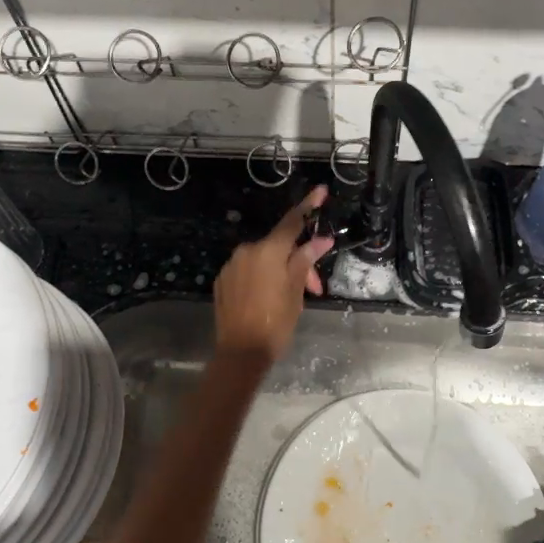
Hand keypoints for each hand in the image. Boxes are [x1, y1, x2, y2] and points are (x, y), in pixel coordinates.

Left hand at [213, 185, 333, 364]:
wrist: (241, 352)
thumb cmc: (275, 322)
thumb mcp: (296, 291)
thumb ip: (305, 260)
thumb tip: (320, 240)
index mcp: (268, 250)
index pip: (292, 221)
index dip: (308, 206)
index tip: (321, 190)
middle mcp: (246, 251)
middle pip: (279, 246)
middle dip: (298, 261)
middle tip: (314, 288)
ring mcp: (231, 265)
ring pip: (263, 259)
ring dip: (280, 271)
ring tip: (291, 297)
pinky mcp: (222, 281)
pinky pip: (247, 271)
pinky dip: (261, 278)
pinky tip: (267, 299)